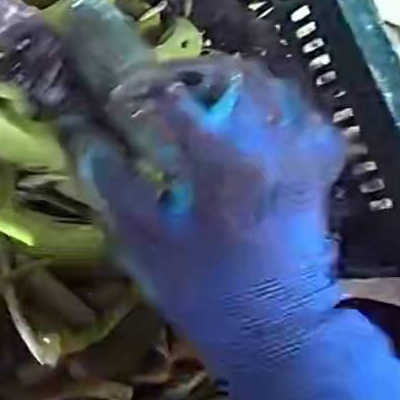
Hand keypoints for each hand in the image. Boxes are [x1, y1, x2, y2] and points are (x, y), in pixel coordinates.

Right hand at [82, 63, 399, 399]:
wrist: (277, 328)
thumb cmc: (198, 284)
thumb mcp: (139, 235)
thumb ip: (111, 178)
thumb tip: (81, 135)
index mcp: (223, 161)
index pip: (178, 96)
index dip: (140, 87)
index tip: (115, 96)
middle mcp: (272, 146)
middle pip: (236, 75)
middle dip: (188, 71)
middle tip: (153, 85)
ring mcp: (303, 155)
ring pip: (274, 86)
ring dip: (228, 81)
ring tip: (192, 95)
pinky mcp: (318, 170)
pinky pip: (301, 112)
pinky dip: (268, 102)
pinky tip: (243, 115)